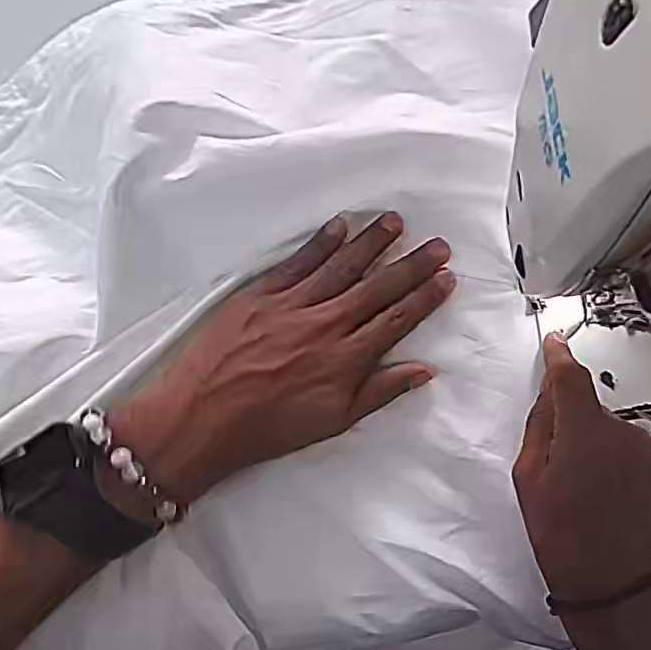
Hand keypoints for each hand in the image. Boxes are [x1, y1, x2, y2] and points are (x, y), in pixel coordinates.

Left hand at [110, 212, 454, 503]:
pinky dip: (321, 242)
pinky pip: (298, 262)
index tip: (445, 279)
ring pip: (342, 266)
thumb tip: (423, 371)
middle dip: (412, 265)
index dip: (425, 297)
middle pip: (378, 288)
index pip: (397, 320)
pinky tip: (340, 225)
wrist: (204, 418)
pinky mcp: (260, 295)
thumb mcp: (334, 420)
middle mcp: (325, 325)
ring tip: (396, 222)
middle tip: (438, 245)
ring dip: (372, 243)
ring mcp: (292, 306)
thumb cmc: (271, 427)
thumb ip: (381, 391)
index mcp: (346, 359)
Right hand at [512, 334, 650, 604]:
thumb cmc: (561, 533)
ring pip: (622, 432)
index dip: (560, 355)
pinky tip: (619, 493)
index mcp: (582, 430)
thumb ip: (540, 424)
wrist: (604, 576)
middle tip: (568, 467)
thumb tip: (550, 395)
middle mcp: (624, 433)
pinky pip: (646, 451)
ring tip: (596, 489)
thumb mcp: (528, 475)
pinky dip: (633, 464)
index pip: (570, 375)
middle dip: (581, 427)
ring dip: (609, 449)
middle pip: (598, 409)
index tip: (558, 345)